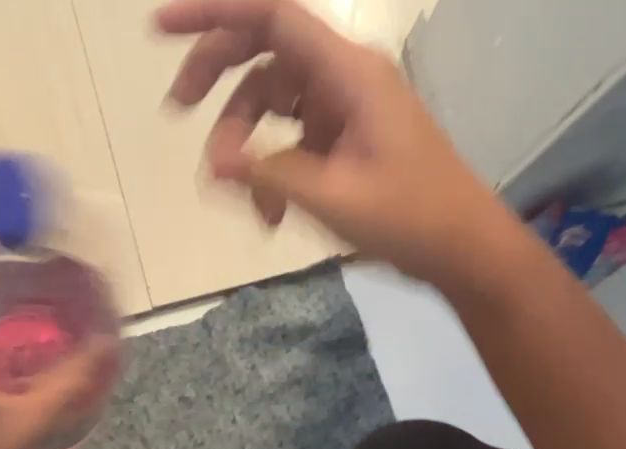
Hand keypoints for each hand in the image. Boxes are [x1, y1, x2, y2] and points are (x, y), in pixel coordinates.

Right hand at [157, 0, 514, 286]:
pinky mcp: (344, 141)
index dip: (215, 14)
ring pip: (272, 105)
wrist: (462, 249)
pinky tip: (270, 217)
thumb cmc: (410, 218)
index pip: (271, 17)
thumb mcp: (333, 197)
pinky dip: (271, 172)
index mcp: (348, 73)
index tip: (163, 27)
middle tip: (176, 110)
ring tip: (236, 194)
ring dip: (244, 145)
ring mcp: (344, 110)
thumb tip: (212, 163)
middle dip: (217, 80)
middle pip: (264, 54)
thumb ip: (269, 173)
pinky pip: (292, 141)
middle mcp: (343, 79)